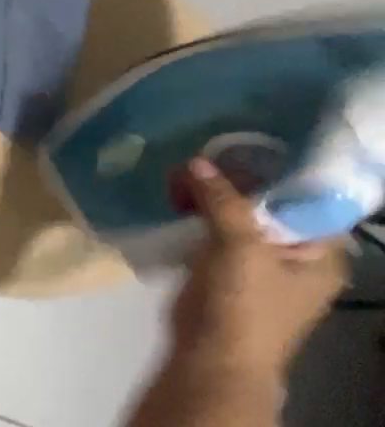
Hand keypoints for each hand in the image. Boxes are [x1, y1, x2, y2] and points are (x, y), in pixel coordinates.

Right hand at [169, 159, 348, 376]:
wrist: (213, 352)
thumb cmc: (242, 304)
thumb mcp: (239, 248)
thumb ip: (222, 202)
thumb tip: (198, 161)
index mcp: (322, 256)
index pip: (309, 203)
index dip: (278, 174)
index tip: (242, 146)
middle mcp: (300, 258)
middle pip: (270, 206)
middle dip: (234, 182)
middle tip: (198, 158)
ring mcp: (263, 264)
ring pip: (239, 215)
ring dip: (211, 196)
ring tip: (179, 176)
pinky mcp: (229, 268)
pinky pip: (218, 229)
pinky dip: (199, 213)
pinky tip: (177, 199)